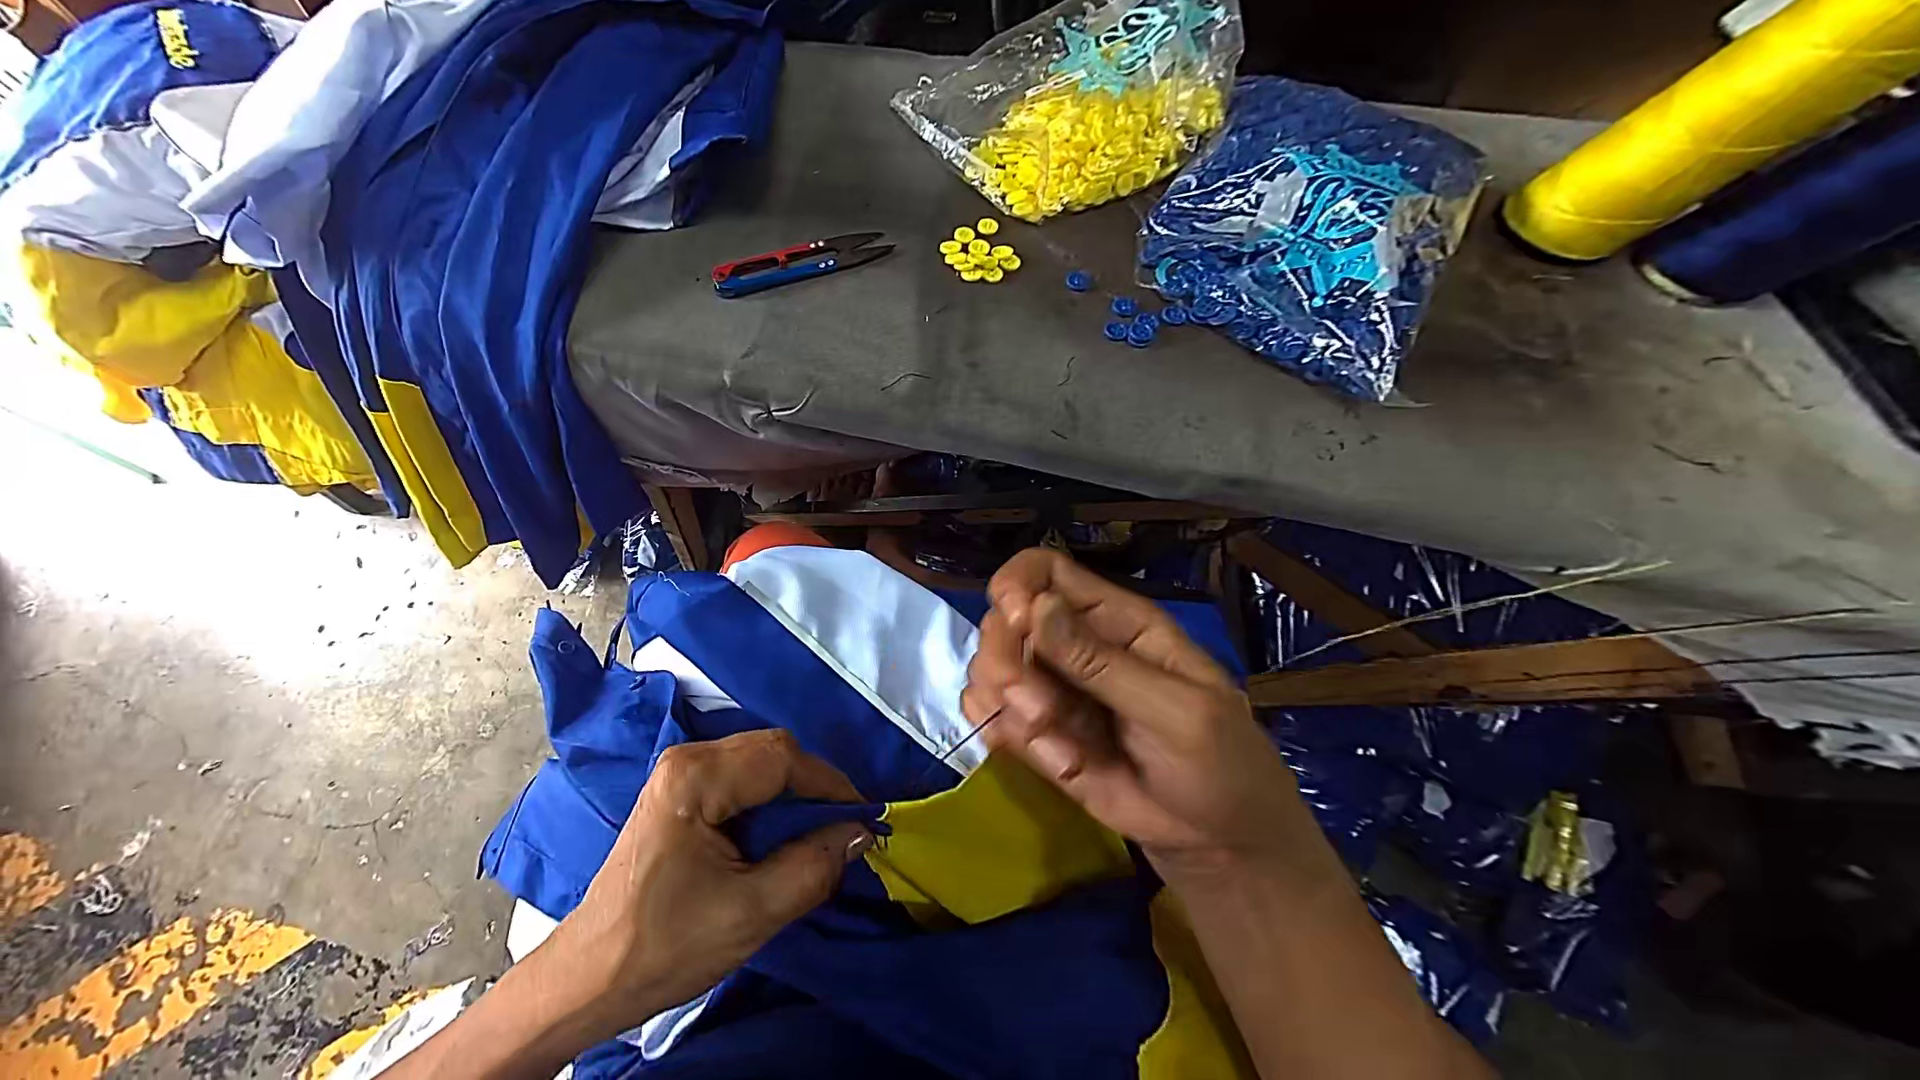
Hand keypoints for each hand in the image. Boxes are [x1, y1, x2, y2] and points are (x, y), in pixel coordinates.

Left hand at [540, 729, 874, 1037]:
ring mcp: (680, 771)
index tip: (864, 820)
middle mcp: (687, 759)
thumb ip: (814, 866)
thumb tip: (860, 832)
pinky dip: (774, 800)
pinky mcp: (682, 789)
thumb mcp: (752, 914)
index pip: (784, 758)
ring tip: (817, 834)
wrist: (589, 977)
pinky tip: (782, 835)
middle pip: (774, 752)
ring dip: (796, 795)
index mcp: (695, 778)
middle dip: (814, 789)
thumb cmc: (665, 946)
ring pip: (762, 762)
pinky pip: (745, 777)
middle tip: (841, 829)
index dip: (831, 785)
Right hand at [963, 549, 1321, 883]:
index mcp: (1118, 621)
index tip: (1014, 621)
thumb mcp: (1175, 710)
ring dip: (1006, 703)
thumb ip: (1102, 663)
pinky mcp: (1037, 732)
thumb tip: (1035, 604)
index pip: (1046, 571)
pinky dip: (1003, 733)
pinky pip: (989, 713)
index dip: (1018, 584)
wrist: (1218, 842)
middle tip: (1039, 710)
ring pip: (988, 665)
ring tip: (1054, 742)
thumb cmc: (1221, 763)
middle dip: (1006, 660)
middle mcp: (1075, 645)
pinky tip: (1050, 759)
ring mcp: (1052, 689)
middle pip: (1005, 618)